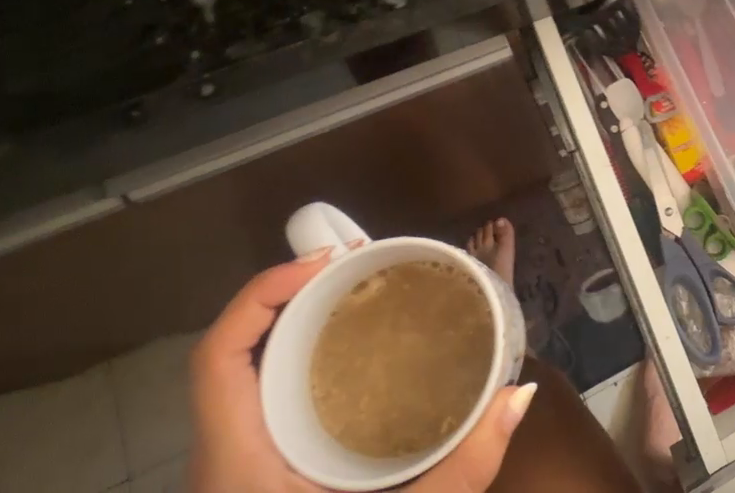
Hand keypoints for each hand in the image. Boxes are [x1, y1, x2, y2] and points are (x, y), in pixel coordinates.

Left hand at [189, 250, 536, 492]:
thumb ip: (462, 472)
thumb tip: (518, 393)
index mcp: (238, 462)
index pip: (216, 356)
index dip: (262, 294)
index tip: (329, 263)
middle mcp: (223, 455)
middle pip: (237, 349)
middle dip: (295, 294)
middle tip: (363, 267)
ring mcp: (234, 464)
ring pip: (249, 371)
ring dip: (298, 323)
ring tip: (360, 295)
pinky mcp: (253, 473)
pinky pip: (265, 394)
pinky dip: (302, 357)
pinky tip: (351, 354)